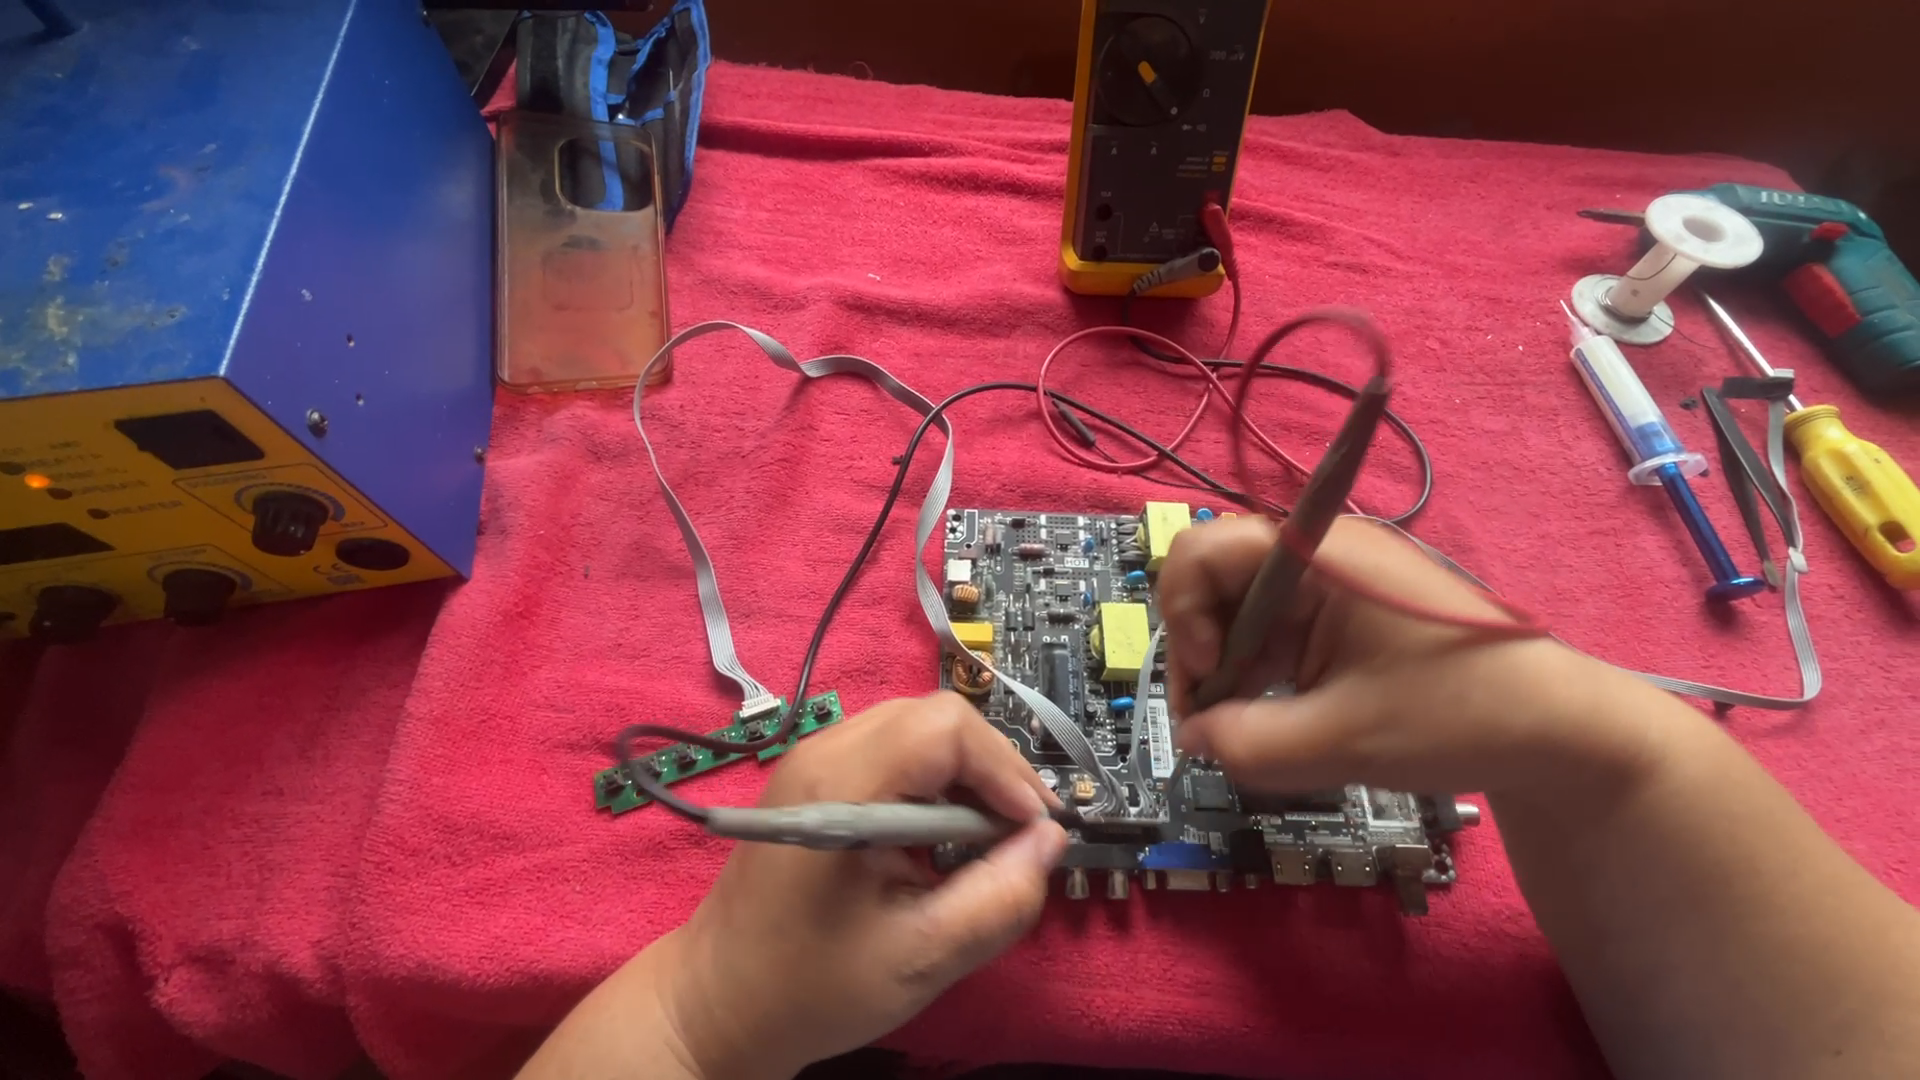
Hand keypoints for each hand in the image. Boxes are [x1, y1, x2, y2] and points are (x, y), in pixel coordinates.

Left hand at [652, 692, 1067, 1079]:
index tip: (1033, 826)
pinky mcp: (820, 774)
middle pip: (936, 717)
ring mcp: (818, 757)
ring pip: (920, 727)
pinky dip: (937, 780)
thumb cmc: (809, 986)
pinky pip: (897, 749)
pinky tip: (947, 829)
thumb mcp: (920, 957)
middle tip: (1021, 830)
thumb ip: (998, 898)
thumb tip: (1049, 840)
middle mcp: (827, 750)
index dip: (1002, 767)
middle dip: (992, 767)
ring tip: (991, 832)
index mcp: (842, 785)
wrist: (717, 1001)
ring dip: (967, 772)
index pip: (944, 728)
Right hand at [1158, 515, 1666, 802]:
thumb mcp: (1342, 740)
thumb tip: (1189, 739)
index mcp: (1316, 554)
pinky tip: (1271, 712)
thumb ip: (1247, 743)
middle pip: (1211, 582)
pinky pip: (1268, 629)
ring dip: (1225, 667)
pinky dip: (1255, 671)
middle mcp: (1313, 553)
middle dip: (1199, 650)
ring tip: (1241, 725)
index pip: (1203, 550)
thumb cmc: (1458, 717)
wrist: (1560, 730)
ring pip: (1234, 611)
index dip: (1184, 610)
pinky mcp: (1334, 611)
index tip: (1213, 675)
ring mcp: (1325, 581)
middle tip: (1212, 718)